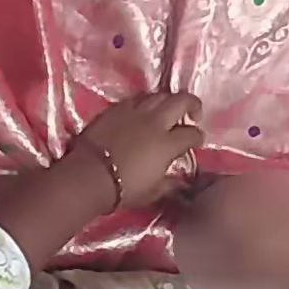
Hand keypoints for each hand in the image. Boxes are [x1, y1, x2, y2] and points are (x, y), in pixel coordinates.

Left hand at [71, 92, 205, 209]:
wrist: (89, 175)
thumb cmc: (124, 188)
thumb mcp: (152, 192)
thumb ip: (169, 184)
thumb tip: (180, 182)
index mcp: (167, 143)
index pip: (191, 134)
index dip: (198, 137)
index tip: (197, 141)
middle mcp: (155, 122)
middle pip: (180, 101)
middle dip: (192, 104)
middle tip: (192, 114)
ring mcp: (134, 112)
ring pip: (158, 95)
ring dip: (168, 101)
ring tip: (168, 111)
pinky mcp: (116, 109)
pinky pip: (137, 99)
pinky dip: (145, 103)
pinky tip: (144, 111)